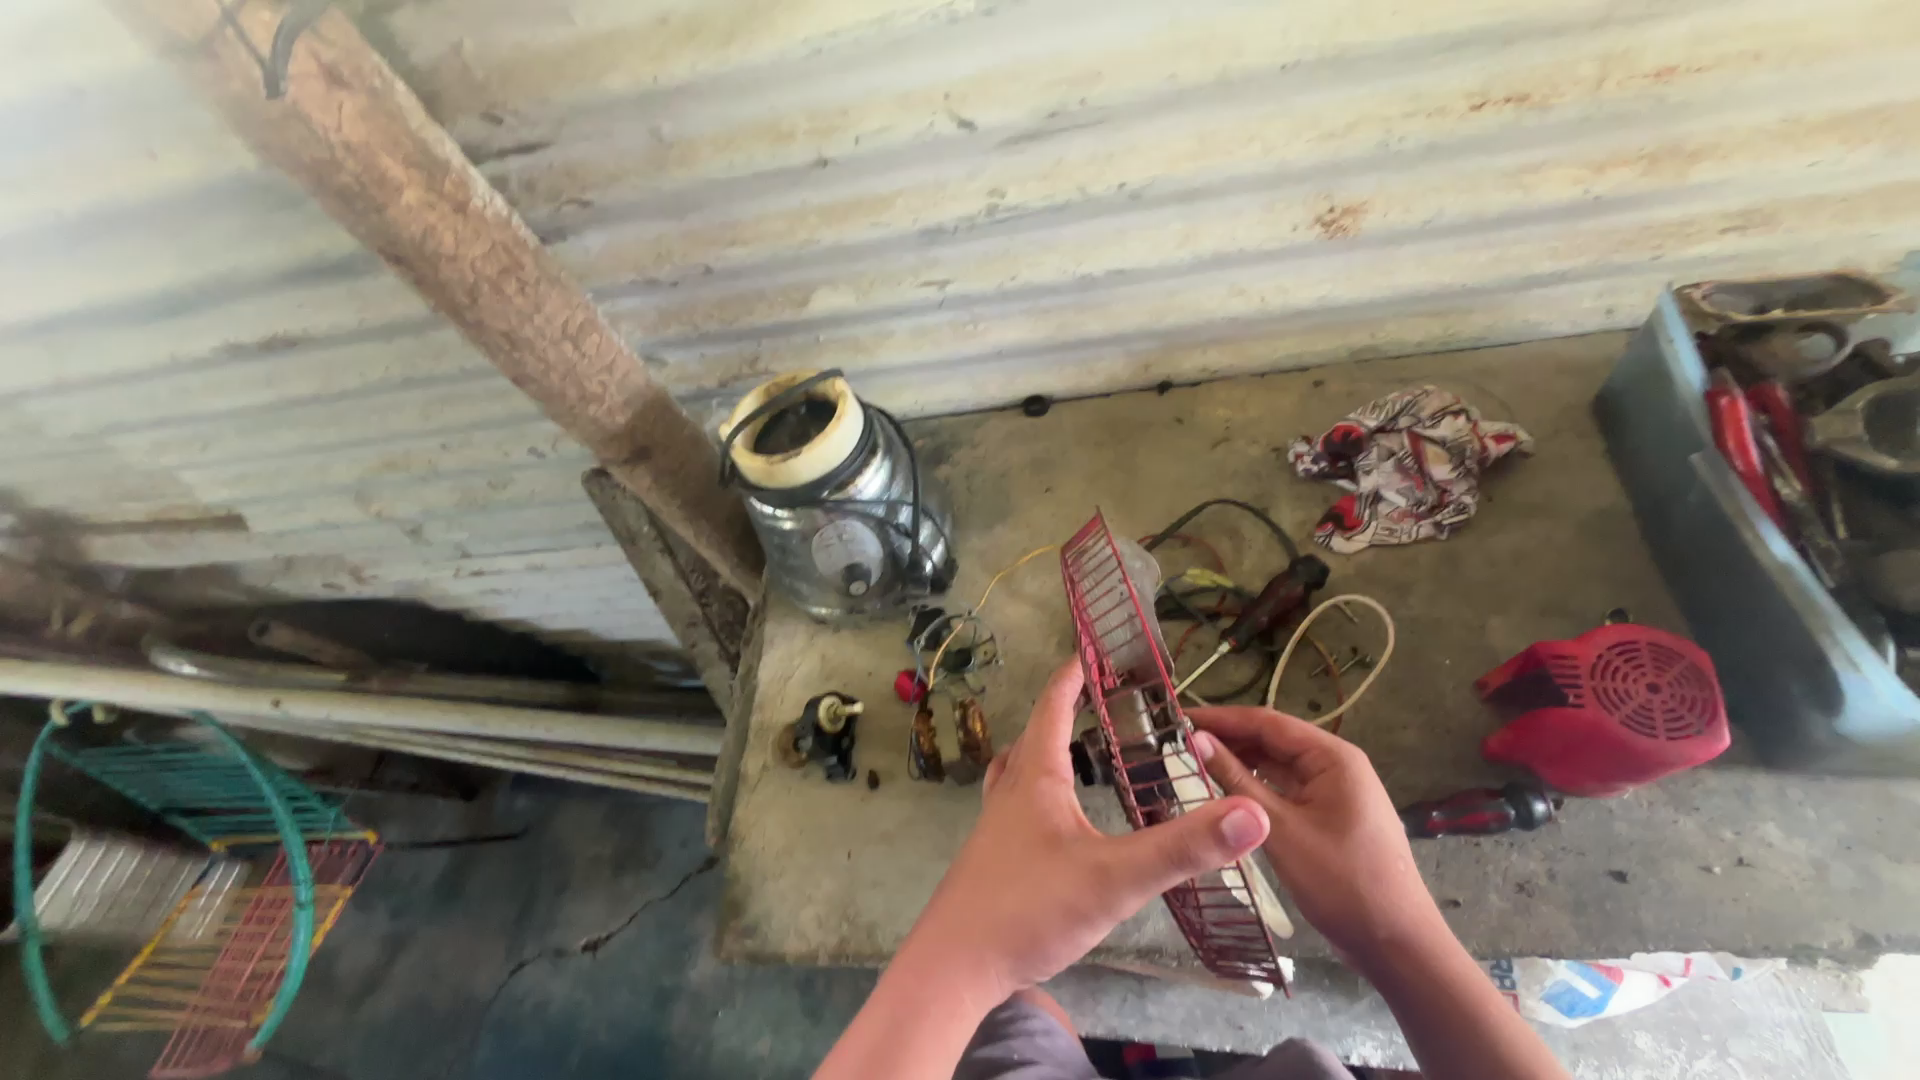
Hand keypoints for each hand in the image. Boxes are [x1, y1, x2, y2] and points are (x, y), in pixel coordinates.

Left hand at [904, 663, 1271, 999]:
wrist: (955, 965)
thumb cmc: (1030, 907)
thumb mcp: (1116, 878)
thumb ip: (1184, 848)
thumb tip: (1254, 814)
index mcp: (1036, 777)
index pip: (1051, 707)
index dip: (1071, 676)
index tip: (1090, 652)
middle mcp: (1011, 791)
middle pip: (1034, 735)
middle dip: (1062, 711)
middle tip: (1097, 702)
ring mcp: (996, 826)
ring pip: (1019, 770)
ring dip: (1045, 751)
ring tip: (1075, 752)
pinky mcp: (992, 858)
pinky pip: (1017, 805)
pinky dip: (1038, 791)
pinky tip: (1057, 821)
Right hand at [1188, 707, 1440, 969]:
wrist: (1398, 946)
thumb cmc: (1342, 882)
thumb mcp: (1280, 829)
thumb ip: (1237, 781)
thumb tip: (1196, 740)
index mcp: (1332, 757)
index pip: (1267, 722)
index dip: (1220, 718)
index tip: (1177, 718)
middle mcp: (1335, 764)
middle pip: (1272, 740)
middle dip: (1227, 739)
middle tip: (1176, 743)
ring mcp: (1334, 790)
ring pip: (1276, 764)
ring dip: (1238, 763)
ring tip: (1191, 763)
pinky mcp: (1328, 814)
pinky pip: (1285, 788)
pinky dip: (1254, 787)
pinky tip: (1223, 793)